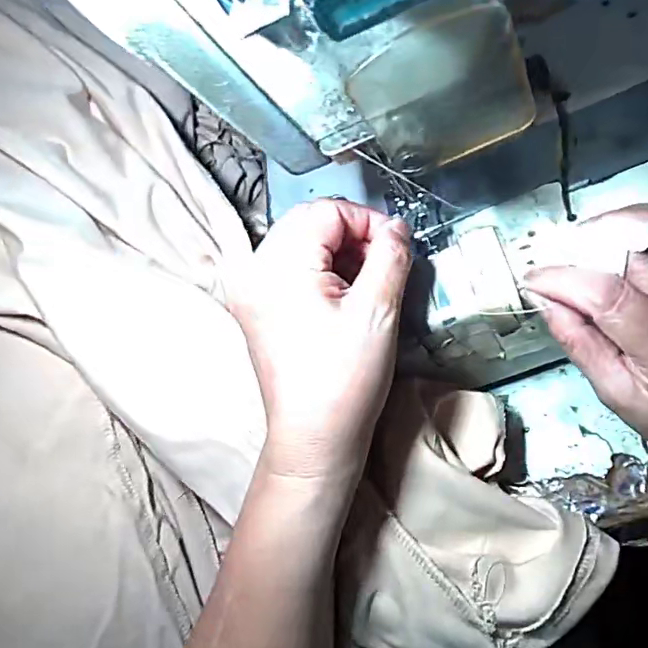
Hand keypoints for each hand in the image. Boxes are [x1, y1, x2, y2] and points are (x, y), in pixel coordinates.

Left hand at [230, 199, 413, 484]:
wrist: (314, 437)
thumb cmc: (345, 378)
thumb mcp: (378, 310)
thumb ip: (391, 256)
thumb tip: (398, 228)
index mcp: (276, 264)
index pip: (327, 210)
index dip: (369, 221)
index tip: (398, 249)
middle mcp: (253, 268)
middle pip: (310, 222)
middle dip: (355, 235)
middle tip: (385, 267)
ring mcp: (250, 288)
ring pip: (303, 242)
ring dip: (341, 252)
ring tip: (368, 286)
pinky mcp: (256, 306)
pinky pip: (292, 267)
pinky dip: (323, 270)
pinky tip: (345, 297)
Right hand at [523, 205, 647, 474]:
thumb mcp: (616, 395)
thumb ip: (580, 342)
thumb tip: (545, 297)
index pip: (613, 299)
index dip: (567, 279)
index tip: (537, 276)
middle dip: (595, 242)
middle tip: (564, 251)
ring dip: (622, 223)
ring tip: (590, 238)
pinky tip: (624, 236)